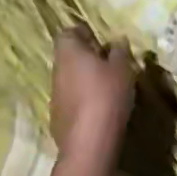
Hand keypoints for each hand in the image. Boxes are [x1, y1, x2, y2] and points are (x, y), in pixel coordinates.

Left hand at [50, 28, 134, 156]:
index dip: (81, 32)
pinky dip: (81, 96)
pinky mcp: (57, 119)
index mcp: (70, 55)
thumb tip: (115, 42)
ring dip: (83, 76)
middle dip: (85, 55)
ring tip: (106, 81)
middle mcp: (57, 73)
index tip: (98, 36)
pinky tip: (98, 104)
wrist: (89, 144)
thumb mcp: (122, 67)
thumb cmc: (107, 94)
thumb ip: (118, 51)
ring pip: (68, 78)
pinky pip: (69, 98)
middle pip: (67, 57)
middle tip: (107, 57)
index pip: (66, 34)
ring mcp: (54, 98)